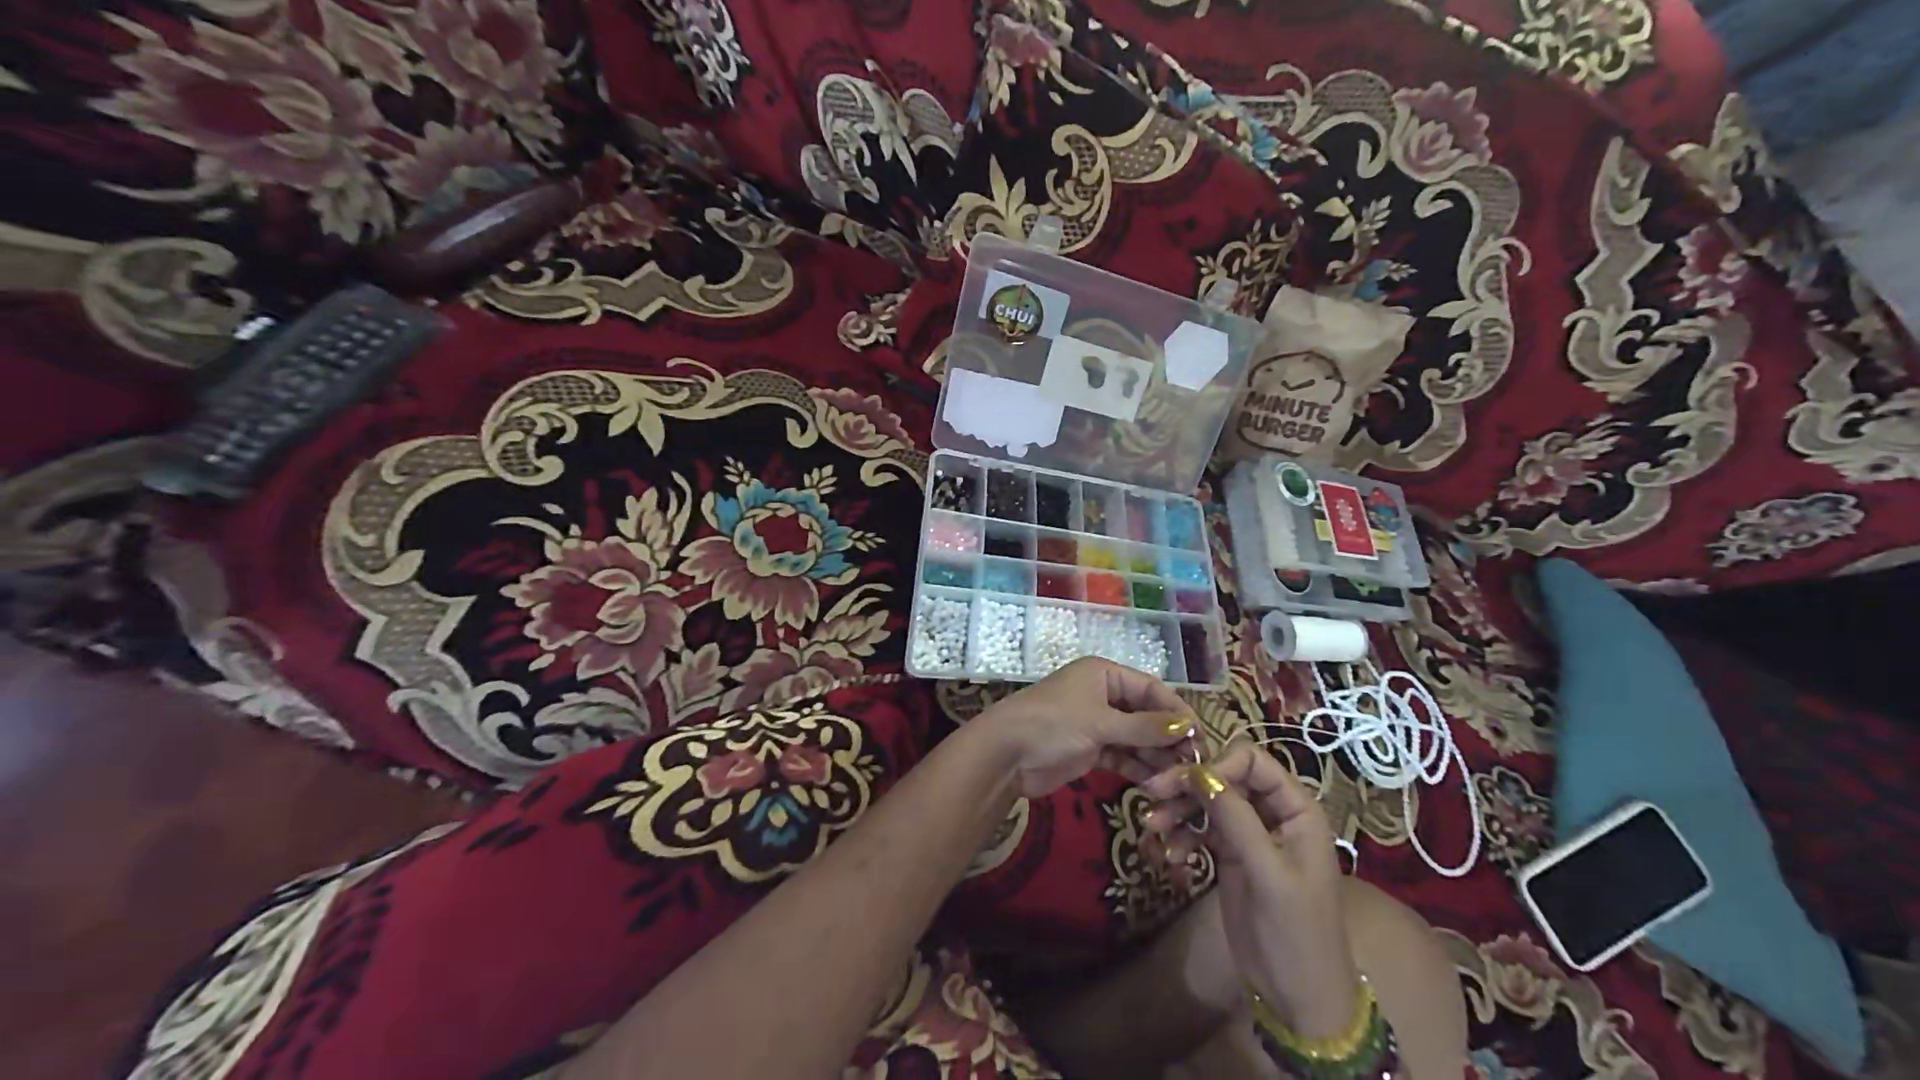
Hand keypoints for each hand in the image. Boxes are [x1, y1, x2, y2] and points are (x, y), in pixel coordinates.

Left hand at [964, 657, 1200, 798]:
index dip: (1176, 711)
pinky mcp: (1088, 749)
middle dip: (1168, 738)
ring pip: (1136, 738)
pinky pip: (1122, 755)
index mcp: (1104, 674)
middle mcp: (1102, 694)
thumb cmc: (1052, 725)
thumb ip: (1144, 727)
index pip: (1151, 689)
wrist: (1004, 755)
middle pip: (1146, 714)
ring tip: (1178, 780)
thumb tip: (1187, 726)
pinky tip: (1157, 785)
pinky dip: (1137, 768)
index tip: (1200, 737)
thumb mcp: (1100, 723)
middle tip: (1194, 765)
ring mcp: (1095, 723)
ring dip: (1156, 757)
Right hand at [1139, 740, 1361, 1039]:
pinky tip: (1171, 855)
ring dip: (1179, 810)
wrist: (1297, 997)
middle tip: (1151, 793)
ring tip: (1152, 828)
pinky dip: (1182, 835)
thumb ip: (1236, 819)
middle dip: (1188, 785)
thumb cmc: (1295, 933)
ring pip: (1208, 802)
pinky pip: (1201, 829)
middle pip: (1225, 777)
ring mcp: (1251, 834)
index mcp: (1297, 810)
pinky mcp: (1231, 855)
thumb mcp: (1267, 874)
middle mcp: (1273, 814)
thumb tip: (1200, 772)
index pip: (1253, 762)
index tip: (1185, 783)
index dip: (1218, 765)